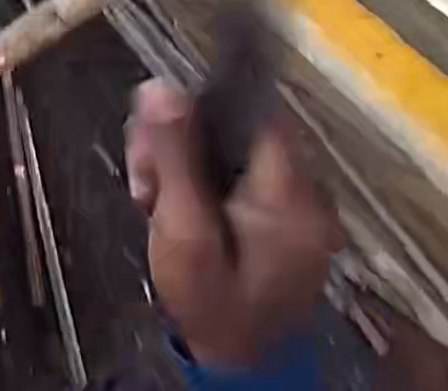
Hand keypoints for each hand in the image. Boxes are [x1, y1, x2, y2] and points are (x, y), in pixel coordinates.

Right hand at [125, 79, 340, 368]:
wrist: (233, 362)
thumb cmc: (208, 296)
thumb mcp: (182, 225)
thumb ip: (173, 155)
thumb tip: (160, 86)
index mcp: (291, 197)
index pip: (257, 114)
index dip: (202, 107)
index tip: (157, 128)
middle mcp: (302, 195)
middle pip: (230, 127)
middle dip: (174, 139)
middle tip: (144, 176)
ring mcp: (289, 206)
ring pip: (220, 145)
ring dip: (174, 157)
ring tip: (150, 193)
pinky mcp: (271, 215)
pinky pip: (224, 169)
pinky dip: (188, 174)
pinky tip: (165, 198)